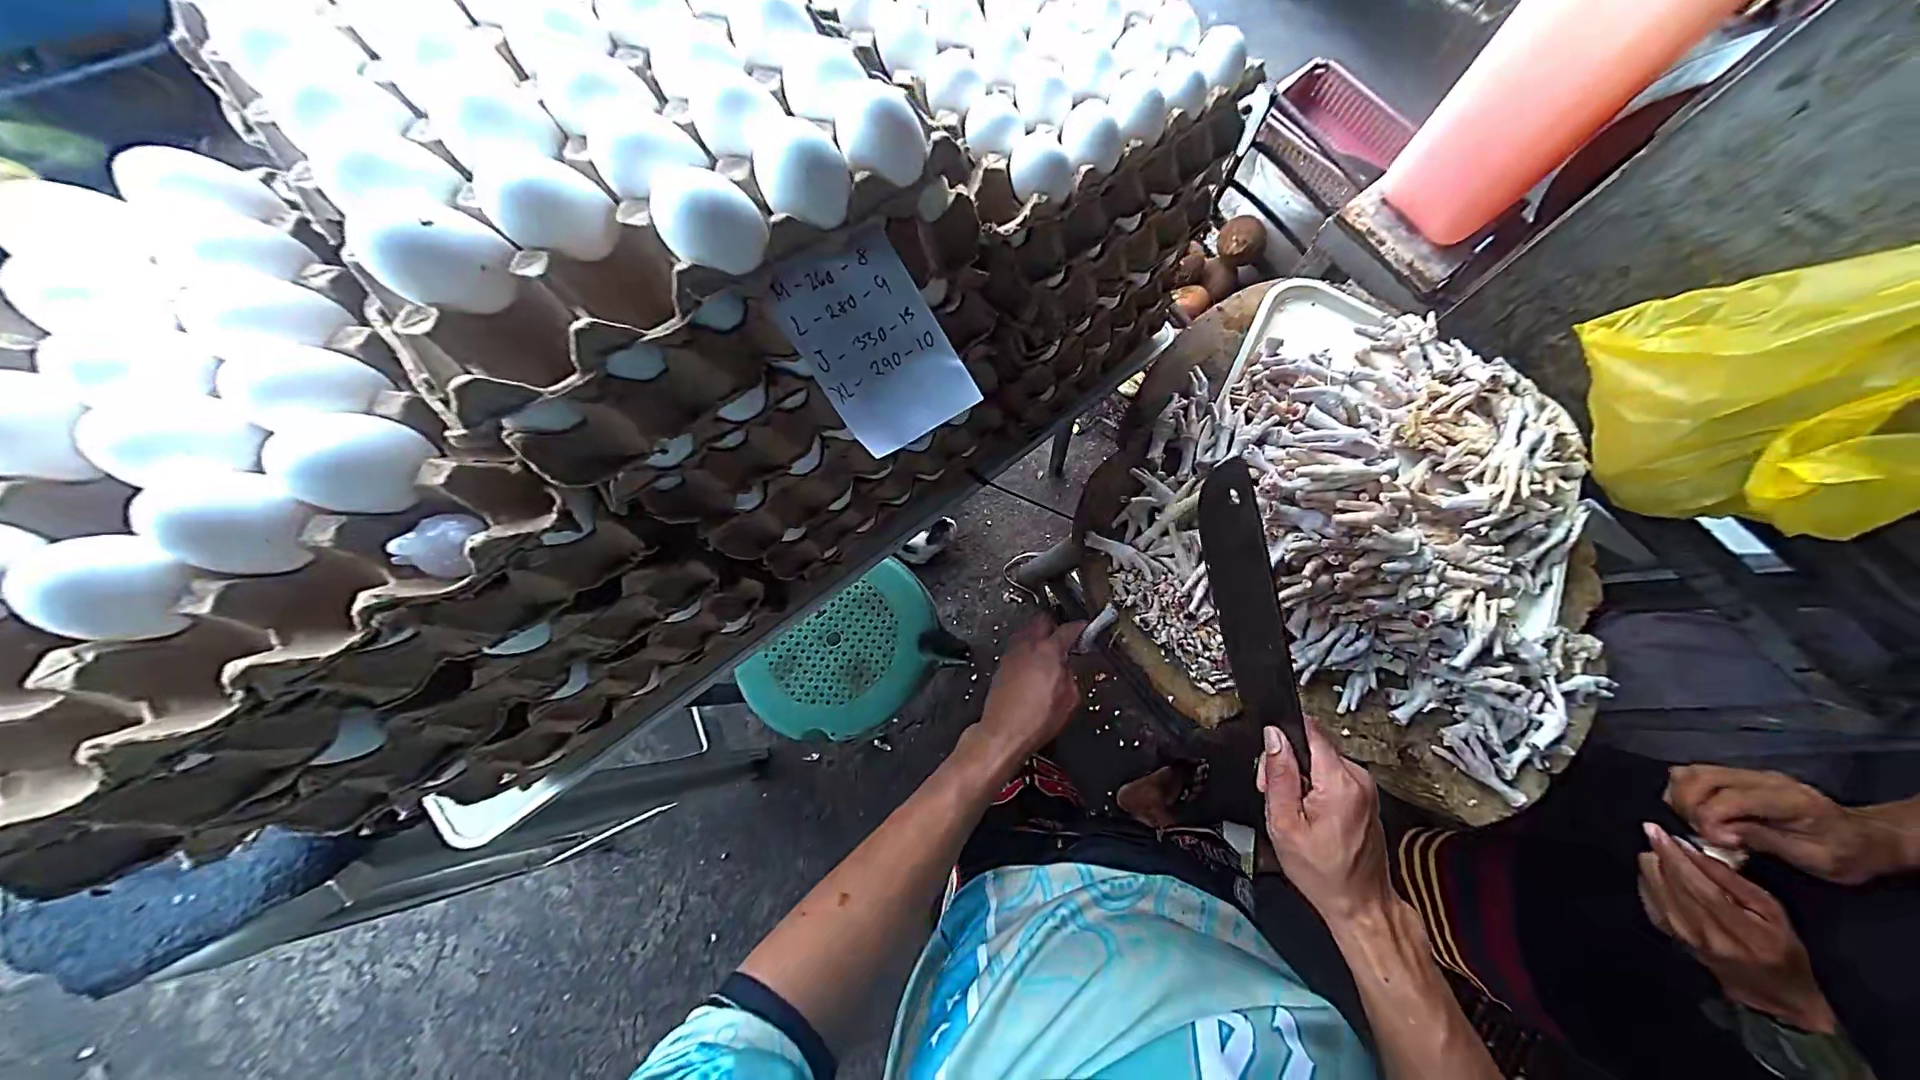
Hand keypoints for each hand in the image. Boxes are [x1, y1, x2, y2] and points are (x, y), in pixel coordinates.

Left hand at [975, 615, 1084, 760]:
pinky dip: (1028, 651)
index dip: (1081, 628)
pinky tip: (1034, 668)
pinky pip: (1018, 648)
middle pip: (1043, 620)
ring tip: (1049, 653)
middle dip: (1056, 625)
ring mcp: (1012, 654)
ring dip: (1039, 636)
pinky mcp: (1001, 665)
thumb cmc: (1034, 720)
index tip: (1085, 630)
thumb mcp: (1070, 699)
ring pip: (1027, 631)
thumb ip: (1071, 675)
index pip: (1069, 628)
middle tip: (1065, 637)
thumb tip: (1068, 668)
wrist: (1004, 732)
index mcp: (1049, 651)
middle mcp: (1027, 646)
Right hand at [1258, 718, 1393, 926]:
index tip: (1271, 764)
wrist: (1360, 903)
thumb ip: (1278, 774)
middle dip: (1287, 763)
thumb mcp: (1284, 823)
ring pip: (1319, 759)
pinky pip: (1330, 773)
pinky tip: (1309, 813)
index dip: (1282, 741)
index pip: (1309, 730)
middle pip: (1311, 744)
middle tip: (1276, 796)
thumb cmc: (1323, 872)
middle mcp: (1359, 779)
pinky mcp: (1364, 794)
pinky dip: (1314, 786)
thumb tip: (1273, 736)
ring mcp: (1365, 787)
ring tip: (1294, 810)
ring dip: (1299, 776)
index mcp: (1340, 783)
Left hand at [1639, 821, 1837, 1032]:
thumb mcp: (1771, 911)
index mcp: (1736, 928)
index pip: (1692, 881)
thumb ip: (1729, 878)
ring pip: (1650, 881)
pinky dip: (1652, 877)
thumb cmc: (1779, 947)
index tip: (1654, 828)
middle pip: (1665, 878)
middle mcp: (1698, 929)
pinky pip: (1646, 891)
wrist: (1769, 989)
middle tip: (1674, 845)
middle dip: (1663, 854)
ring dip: (1657, 865)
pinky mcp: (1663, 929)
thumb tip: (1689, 848)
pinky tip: (1668, 877)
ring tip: (1678, 864)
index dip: (1670, 852)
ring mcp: (1676, 931)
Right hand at [1667, 765, 1903, 884]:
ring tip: (1692, 820)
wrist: (1866, 839)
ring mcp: (1747, 773)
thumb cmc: (1846, 854)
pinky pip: (1694, 773)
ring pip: (1690, 772)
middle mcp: (1762, 778)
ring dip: (1679, 796)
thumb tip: (1718, 832)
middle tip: (1698, 830)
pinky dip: (1683, 790)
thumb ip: (1765, 841)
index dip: (1709, 820)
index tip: (1715, 841)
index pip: (1727, 798)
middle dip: (1686, 805)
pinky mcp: (1735, 775)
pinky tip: (1695, 810)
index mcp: (1789, 799)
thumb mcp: (1816, 859)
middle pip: (1699, 778)